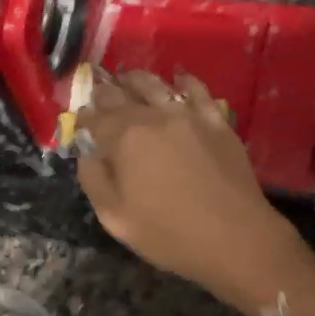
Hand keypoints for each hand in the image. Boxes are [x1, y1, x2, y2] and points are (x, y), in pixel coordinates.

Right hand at [75, 71, 306, 306]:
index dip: (84, 117)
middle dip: (106, 93)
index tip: (79, 119)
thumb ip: (95, 181)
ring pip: (157, 86)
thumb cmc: (168, 234)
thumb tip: (88, 154)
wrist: (234, 238)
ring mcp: (189, 116)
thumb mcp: (115, 218)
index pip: (96, 118)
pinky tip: (179, 79)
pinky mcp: (217, 122)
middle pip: (123, 95)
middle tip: (99, 91)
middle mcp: (154, 117)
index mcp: (125, 139)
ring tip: (128, 78)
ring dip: (138, 80)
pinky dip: (185, 82)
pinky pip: (198, 92)